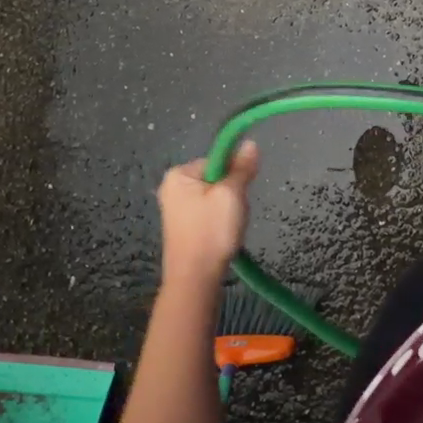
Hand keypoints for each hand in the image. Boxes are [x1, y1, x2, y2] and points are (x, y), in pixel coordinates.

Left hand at [157, 140, 258, 284]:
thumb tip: (250, 143)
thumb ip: (242, 167)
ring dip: (227, 206)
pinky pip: (208, 211)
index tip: (240, 190)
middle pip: (216, 177)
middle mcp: (171, 188)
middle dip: (231, 191)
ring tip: (229, 224)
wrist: (195, 278)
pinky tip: (222, 232)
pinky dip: (219, 218)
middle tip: (234, 210)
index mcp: (178, 175)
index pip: (218, 159)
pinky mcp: (182, 226)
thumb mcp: (232, 194)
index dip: (234, 172)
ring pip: (214, 195)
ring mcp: (175, 209)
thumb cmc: (211, 231)